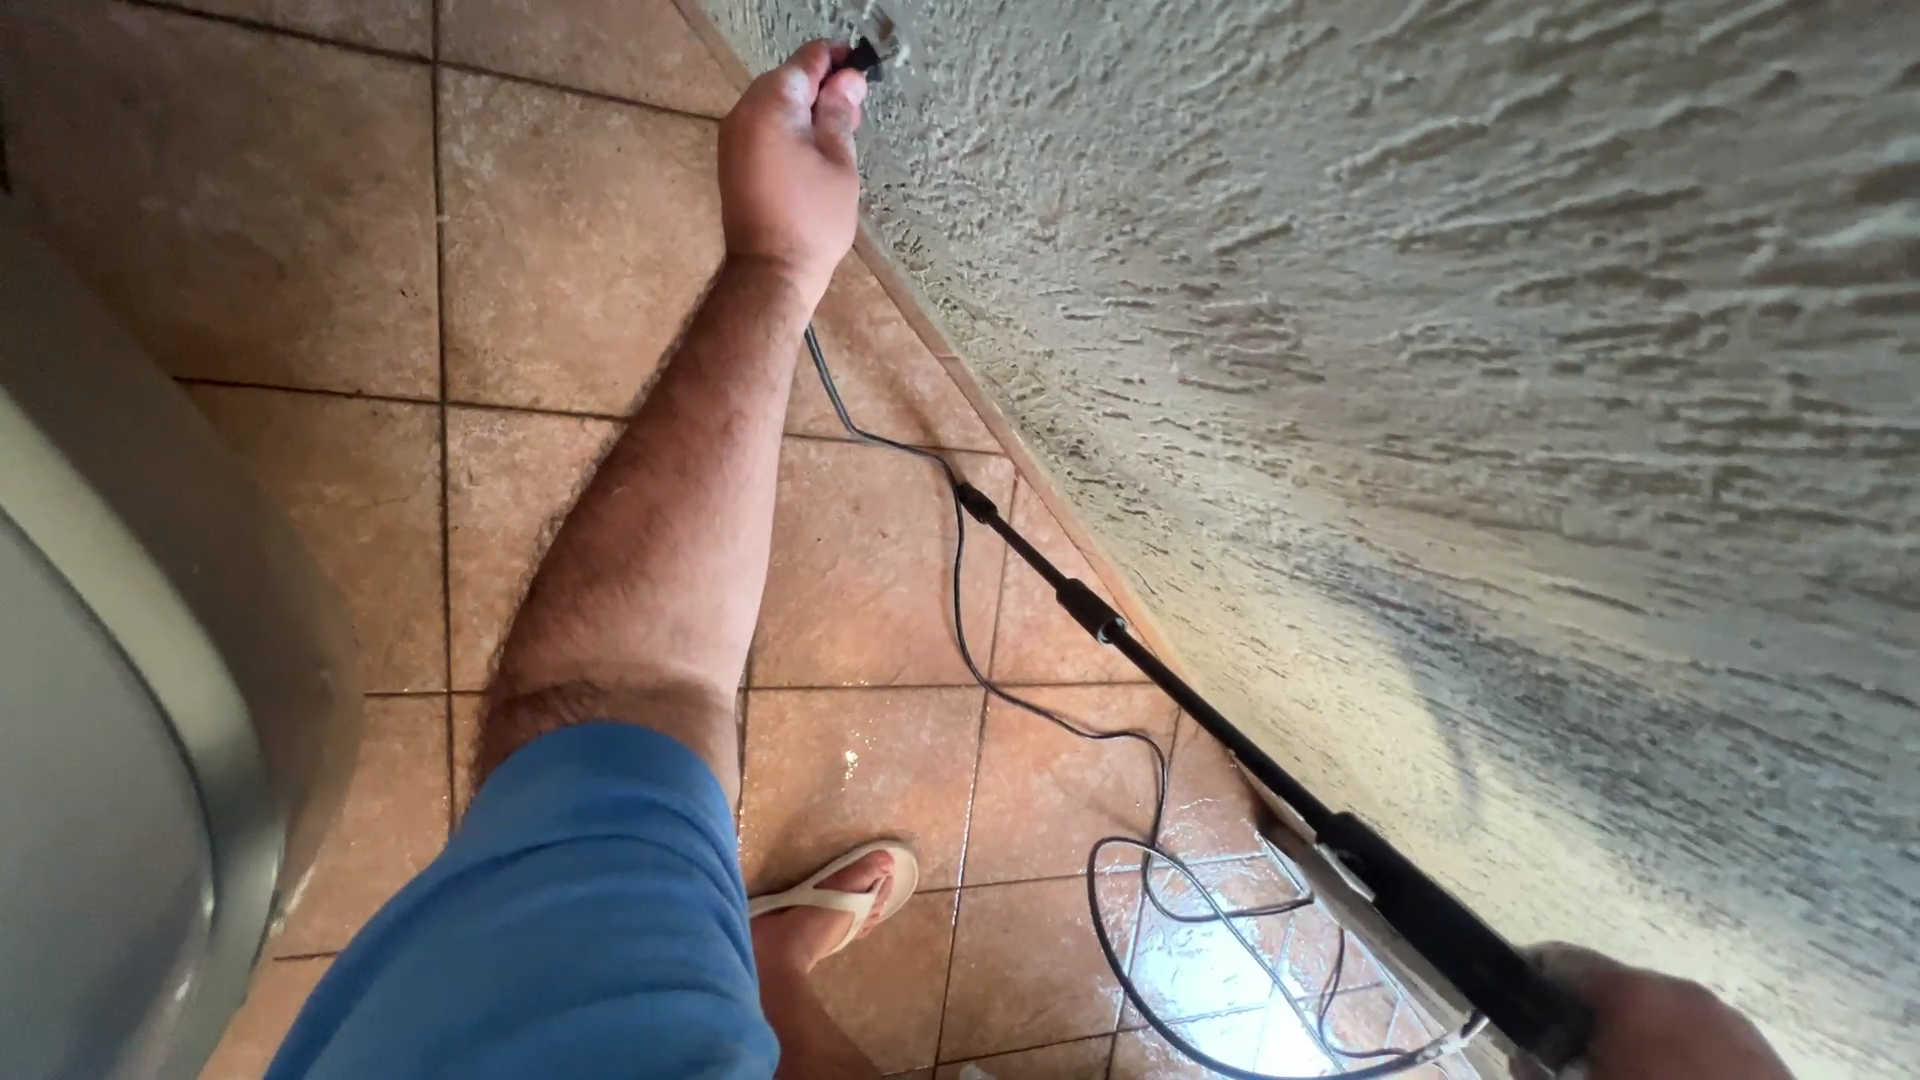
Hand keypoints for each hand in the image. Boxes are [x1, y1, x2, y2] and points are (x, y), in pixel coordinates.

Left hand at [717, 40, 866, 310]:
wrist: (771, 272)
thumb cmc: (812, 222)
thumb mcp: (839, 164)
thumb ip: (840, 114)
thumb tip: (847, 81)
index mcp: (771, 105)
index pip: (806, 62)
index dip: (836, 61)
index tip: (861, 70)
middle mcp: (743, 112)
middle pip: (787, 82)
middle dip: (821, 90)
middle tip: (855, 113)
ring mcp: (733, 138)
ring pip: (774, 107)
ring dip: (806, 113)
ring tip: (838, 138)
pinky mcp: (733, 162)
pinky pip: (763, 131)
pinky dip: (788, 132)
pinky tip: (812, 155)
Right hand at [1523, 943, 1794, 1079]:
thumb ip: (1533, 1071)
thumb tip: (1522, 1056)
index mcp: (1630, 991)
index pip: (1556, 958)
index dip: (1527, 983)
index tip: (1516, 1015)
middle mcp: (1676, 988)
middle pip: (1606, 985)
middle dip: (1583, 1016)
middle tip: (1571, 1055)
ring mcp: (1728, 1018)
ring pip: (1655, 1010)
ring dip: (1632, 1033)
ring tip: (1626, 1070)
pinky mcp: (1765, 1053)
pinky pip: (1698, 1036)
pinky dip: (1677, 1052)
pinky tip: (1669, 1078)